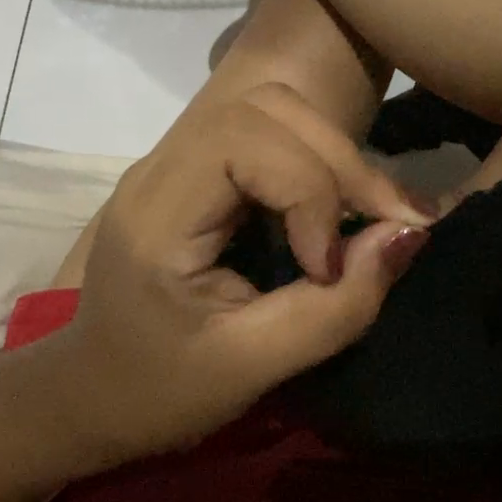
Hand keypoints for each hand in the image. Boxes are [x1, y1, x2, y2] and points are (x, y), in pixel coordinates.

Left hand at [49, 83, 432, 471]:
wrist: (92, 393)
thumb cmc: (160, 393)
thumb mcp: (251, 368)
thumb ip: (335, 308)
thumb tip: (409, 236)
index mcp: (156, 217)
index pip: (241, 141)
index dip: (307, 189)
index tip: (326, 269)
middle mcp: (159, 169)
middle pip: (263, 108)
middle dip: (337, 160)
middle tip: (389, 223)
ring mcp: (174, 162)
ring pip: (269, 109)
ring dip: (332, 153)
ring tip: (371, 213)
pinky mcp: (193, 171)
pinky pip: (265, 134)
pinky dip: (315, 161)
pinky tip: (340, 208)